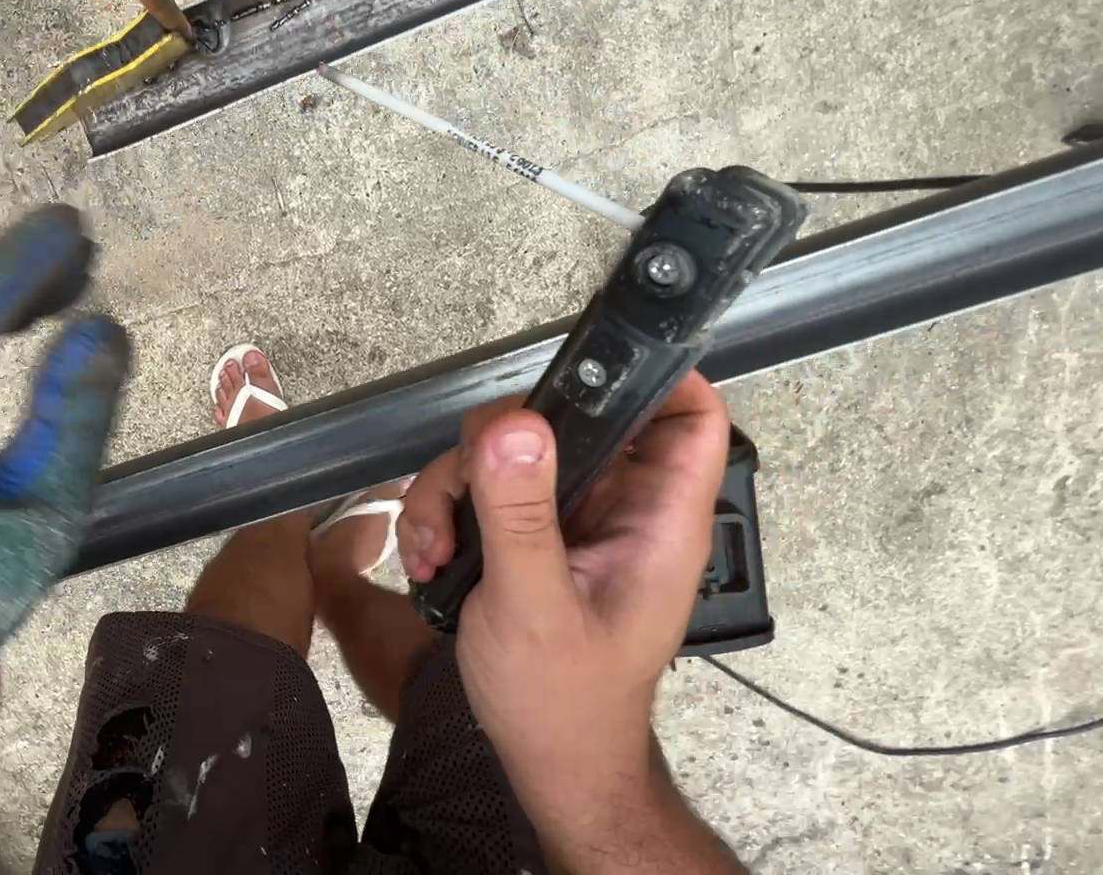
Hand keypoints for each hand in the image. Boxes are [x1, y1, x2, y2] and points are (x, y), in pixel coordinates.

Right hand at [398, 374, 730, 860]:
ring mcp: (561, 517)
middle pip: (558, 423)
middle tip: (459, 494)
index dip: (656, 375)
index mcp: (652, 522)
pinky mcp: (521, 531)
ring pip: (499, 453)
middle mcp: (609, 506)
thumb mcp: (532, 605)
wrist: (540, 755)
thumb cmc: (560, 698)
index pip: (688, 421)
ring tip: (431, 550)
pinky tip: (428, 558)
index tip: (582, 362)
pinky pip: (474, 487)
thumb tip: (512, 424)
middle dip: (491, 448)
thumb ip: (520, 515)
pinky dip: (440, 513)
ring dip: (449, 490)